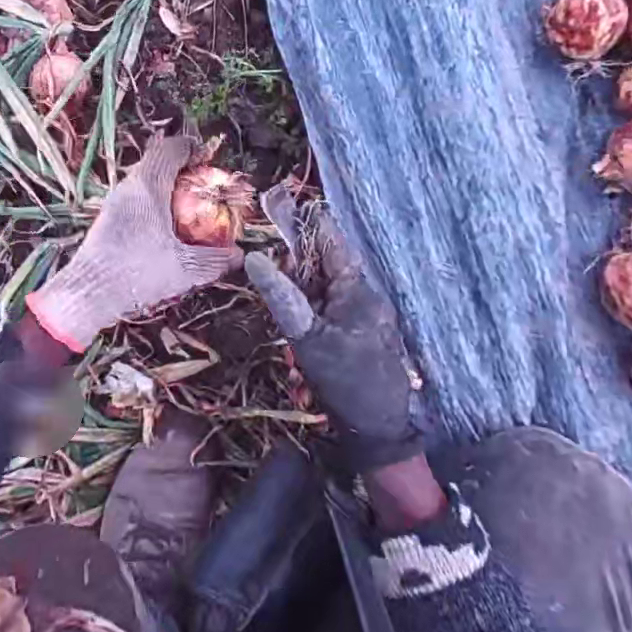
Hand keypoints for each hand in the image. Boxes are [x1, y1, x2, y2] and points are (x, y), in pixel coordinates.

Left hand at [26, 133, 243, 351]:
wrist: (90, 293)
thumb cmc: (138, 272)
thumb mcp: (186, 268)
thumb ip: (215, 259)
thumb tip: (237, 256)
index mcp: (148, 186)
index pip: (170, 149)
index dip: (192, 149)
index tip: (208, 160)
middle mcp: (128, 187)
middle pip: (157, 164)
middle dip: (182, 172)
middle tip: (202, 188)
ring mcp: (113, 204)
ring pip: (143, 184)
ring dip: (165, 190)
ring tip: (185, 212)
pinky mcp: (106, 221)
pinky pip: (134, 202)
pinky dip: (151, 207)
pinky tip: (162, 232)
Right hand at [246, 220, 424, 474]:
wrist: (377, 427)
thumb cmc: (344, 379)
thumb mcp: (305, 336)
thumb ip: (281, 296)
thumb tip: (254, 259)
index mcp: (357, 290)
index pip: (332, 243)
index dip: (311, 224)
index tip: (291, 204)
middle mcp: (365, 296)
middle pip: (327, 265)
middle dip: (300, 260)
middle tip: (275, 260)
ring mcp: (365, 315)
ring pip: (328, 287)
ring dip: (304, 285)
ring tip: (284, 293)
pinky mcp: (361, 333)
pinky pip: (332, 307)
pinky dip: (313, 304)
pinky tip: (300, 320)